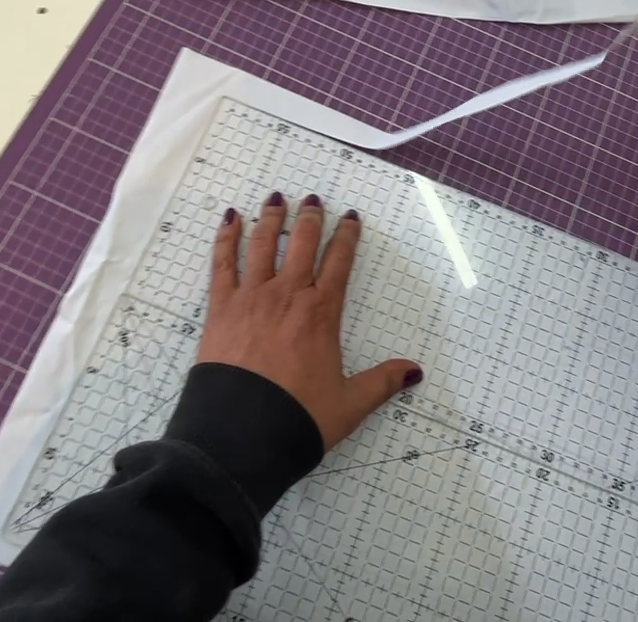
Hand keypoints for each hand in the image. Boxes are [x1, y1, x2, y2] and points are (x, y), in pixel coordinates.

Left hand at [201, 192, 422, 448]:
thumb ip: (382, 382)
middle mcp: (289, 295)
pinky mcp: (221, 308)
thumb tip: (416, 370)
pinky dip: (226, 239)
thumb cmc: (298, 420)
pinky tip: (229, 219)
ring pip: (264, 245)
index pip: (339, 262)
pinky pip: (223, 264)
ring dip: (272, 219)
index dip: (347, 236)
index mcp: (322, 313)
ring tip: (276, 198)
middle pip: (302, 244)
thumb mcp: (349, 404)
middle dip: (311, 218)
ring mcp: (252, 298)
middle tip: (314, 199)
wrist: (241, 438)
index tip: (351, 217)